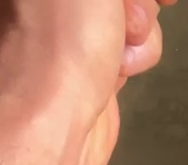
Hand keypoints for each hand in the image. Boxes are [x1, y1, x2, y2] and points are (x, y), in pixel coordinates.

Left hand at [0, 0, 176, 164]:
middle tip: (136, 13)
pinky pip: (124, 43)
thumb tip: (125, 4)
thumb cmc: (58, 37)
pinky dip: (132, 55)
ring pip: (127, 9)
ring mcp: (64, 23)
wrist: (47, 129)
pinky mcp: (85, 62)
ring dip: (140, 26)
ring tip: (125, 47)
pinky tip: (122, 71)